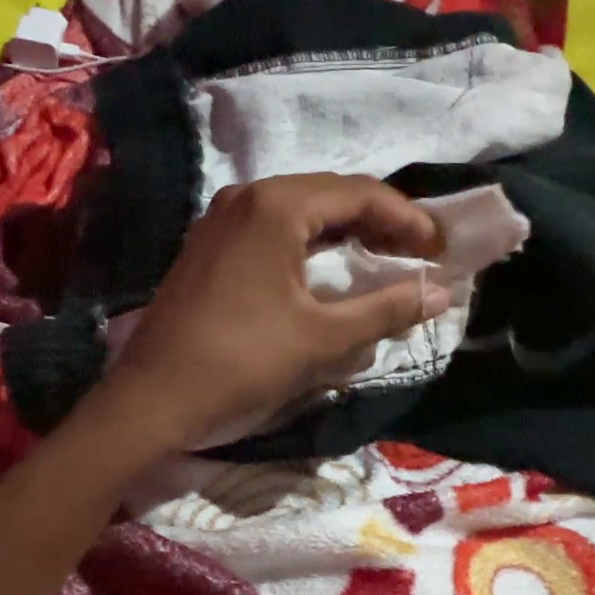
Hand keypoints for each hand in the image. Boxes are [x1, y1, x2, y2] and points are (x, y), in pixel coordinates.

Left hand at [86, 173, 449, 451]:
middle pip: (329, 197)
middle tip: (416, 255)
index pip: (361, 193)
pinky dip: (307, 250)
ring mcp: (218, 222)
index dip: (409, 219)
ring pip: (298, 216)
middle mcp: (245, 197)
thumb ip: (385, 309)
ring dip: (342, 237)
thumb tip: (441, 292)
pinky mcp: (206, 251)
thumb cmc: (240, 363)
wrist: (153, 400)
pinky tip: (324, 278)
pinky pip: (270, 235)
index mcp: (276, 205)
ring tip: (379, 264)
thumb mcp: (322, 339)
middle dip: (378, 225)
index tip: (441, 250)